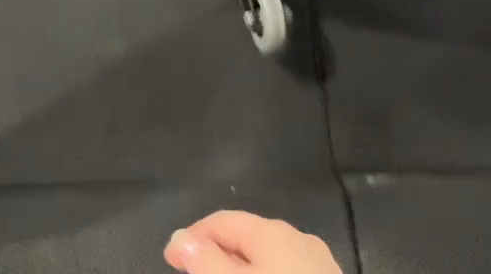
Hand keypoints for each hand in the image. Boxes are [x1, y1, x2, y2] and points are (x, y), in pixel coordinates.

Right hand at [164, 211, 342, 273]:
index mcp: (273, 231)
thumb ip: (207, 262)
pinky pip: (287, 273)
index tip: (171, 260)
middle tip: (194, 273)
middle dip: (217, 255)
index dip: (192, 238)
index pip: (222, 221)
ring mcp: (319, 265)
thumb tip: (180, 238)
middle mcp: (298, 239)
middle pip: (246, 239)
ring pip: (268, 260)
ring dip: (241, 268)